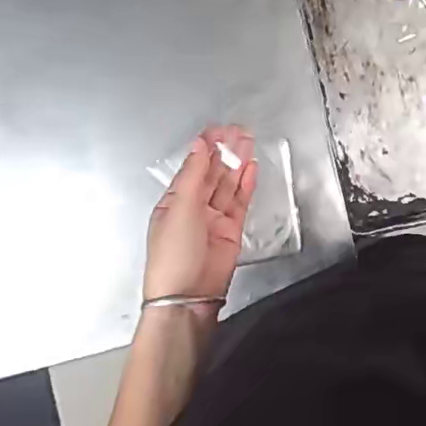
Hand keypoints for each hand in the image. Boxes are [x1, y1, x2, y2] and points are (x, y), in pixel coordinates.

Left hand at [144, 126, 255, 304]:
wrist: (188, 295)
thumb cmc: (174, 253)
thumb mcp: (180, 208)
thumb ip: (193, 174)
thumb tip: (199, 145)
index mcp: (174, 201)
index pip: (192, 167)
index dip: (205, 148)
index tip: (219, 129)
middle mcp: (193, 207)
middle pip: (212, 174)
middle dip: (224, 152)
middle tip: (238, 131)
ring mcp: (213, 219)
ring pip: (227, 185)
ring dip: (237, 164)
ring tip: (248, 142)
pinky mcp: (231, 231)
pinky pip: (239, 203)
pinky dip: (246, 185)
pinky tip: (251, 168)